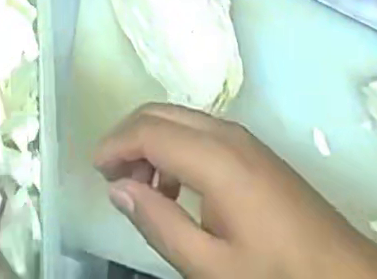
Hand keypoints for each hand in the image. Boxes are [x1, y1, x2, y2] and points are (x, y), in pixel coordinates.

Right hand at [96, 104, 376, 278]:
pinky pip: (199, 129)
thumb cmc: (280, 276)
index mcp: (214, 157)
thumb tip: (119, 189)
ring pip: (178, 117)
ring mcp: (243, 138)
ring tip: (142, 187)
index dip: (114, 145)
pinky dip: (174, 145)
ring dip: (150, 140)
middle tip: (112, 177)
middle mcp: (225, 132)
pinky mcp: (254, 150)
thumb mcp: (214, 269)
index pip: (147, 131)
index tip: (96, 172)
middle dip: (128, 137)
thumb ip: (161, 225)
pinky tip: (177, 188)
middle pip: (159, 113)